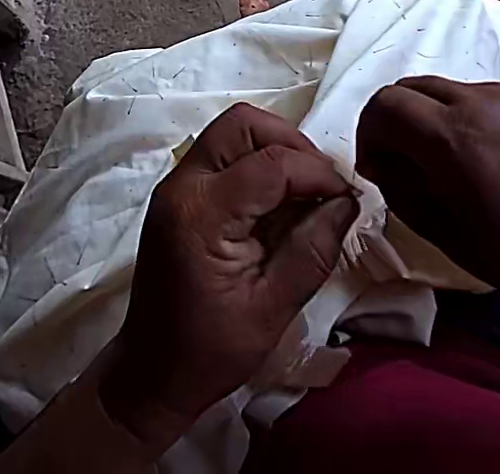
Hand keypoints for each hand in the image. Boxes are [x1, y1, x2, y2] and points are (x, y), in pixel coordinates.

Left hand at [95, 103, 357, 452]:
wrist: (151, 375)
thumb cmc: (210, 350)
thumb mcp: (274, 309)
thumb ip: (315, 249)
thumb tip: (348, 202)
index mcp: (200, 217)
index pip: (271, 164)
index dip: (317, 172)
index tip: (344, 195)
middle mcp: (183, 187)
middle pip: (244, 124)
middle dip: (292, 143)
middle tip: (319, 181)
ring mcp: (178, 184)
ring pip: (235, 128)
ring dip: (276, 146)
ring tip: (303, 185)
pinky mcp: (183, 189)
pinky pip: (227, 149)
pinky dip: (261, 157)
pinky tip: (279, 195)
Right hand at [357, 76, 499, 318]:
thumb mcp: (452, 236)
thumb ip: (403, 190)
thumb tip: (381, 160)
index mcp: (454, 134)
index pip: (385, 104)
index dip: (368, 133)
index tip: (378, 168)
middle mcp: (481, 99)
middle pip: (413, 87)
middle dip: (396, 120)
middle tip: (405, 165)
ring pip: (448, 88)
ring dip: (431, 117)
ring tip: (450, 165)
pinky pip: (483, 95)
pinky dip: (466, 116)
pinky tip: (489, 157)